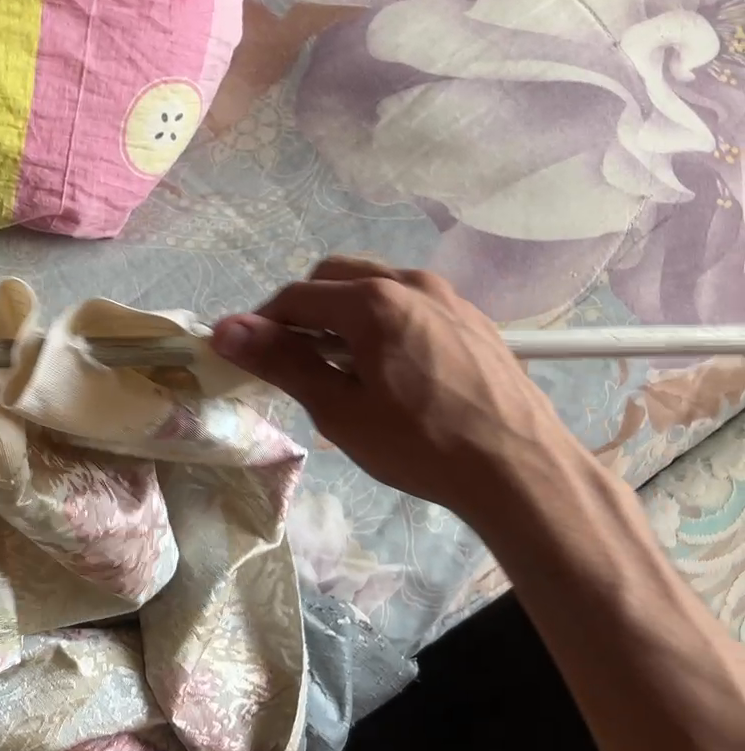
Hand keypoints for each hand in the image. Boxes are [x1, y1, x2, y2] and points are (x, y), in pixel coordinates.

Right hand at [210, 257, 583, 514]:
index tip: (250, 358)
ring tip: (337, 364)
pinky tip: (383, 369)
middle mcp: (412, 284)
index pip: (293, 298)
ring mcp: (449, 300)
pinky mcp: (473, 321)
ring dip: (340, 314)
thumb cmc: (420, 443)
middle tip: (291, 359)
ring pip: (372, 286)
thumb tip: (224, 329)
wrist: (525, 473)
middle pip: (332, 277)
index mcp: (373, 302)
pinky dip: (378, 322)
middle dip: (301, 311)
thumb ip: (279, 359)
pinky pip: (407, 304)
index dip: (260, 326)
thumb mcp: (335, 407)